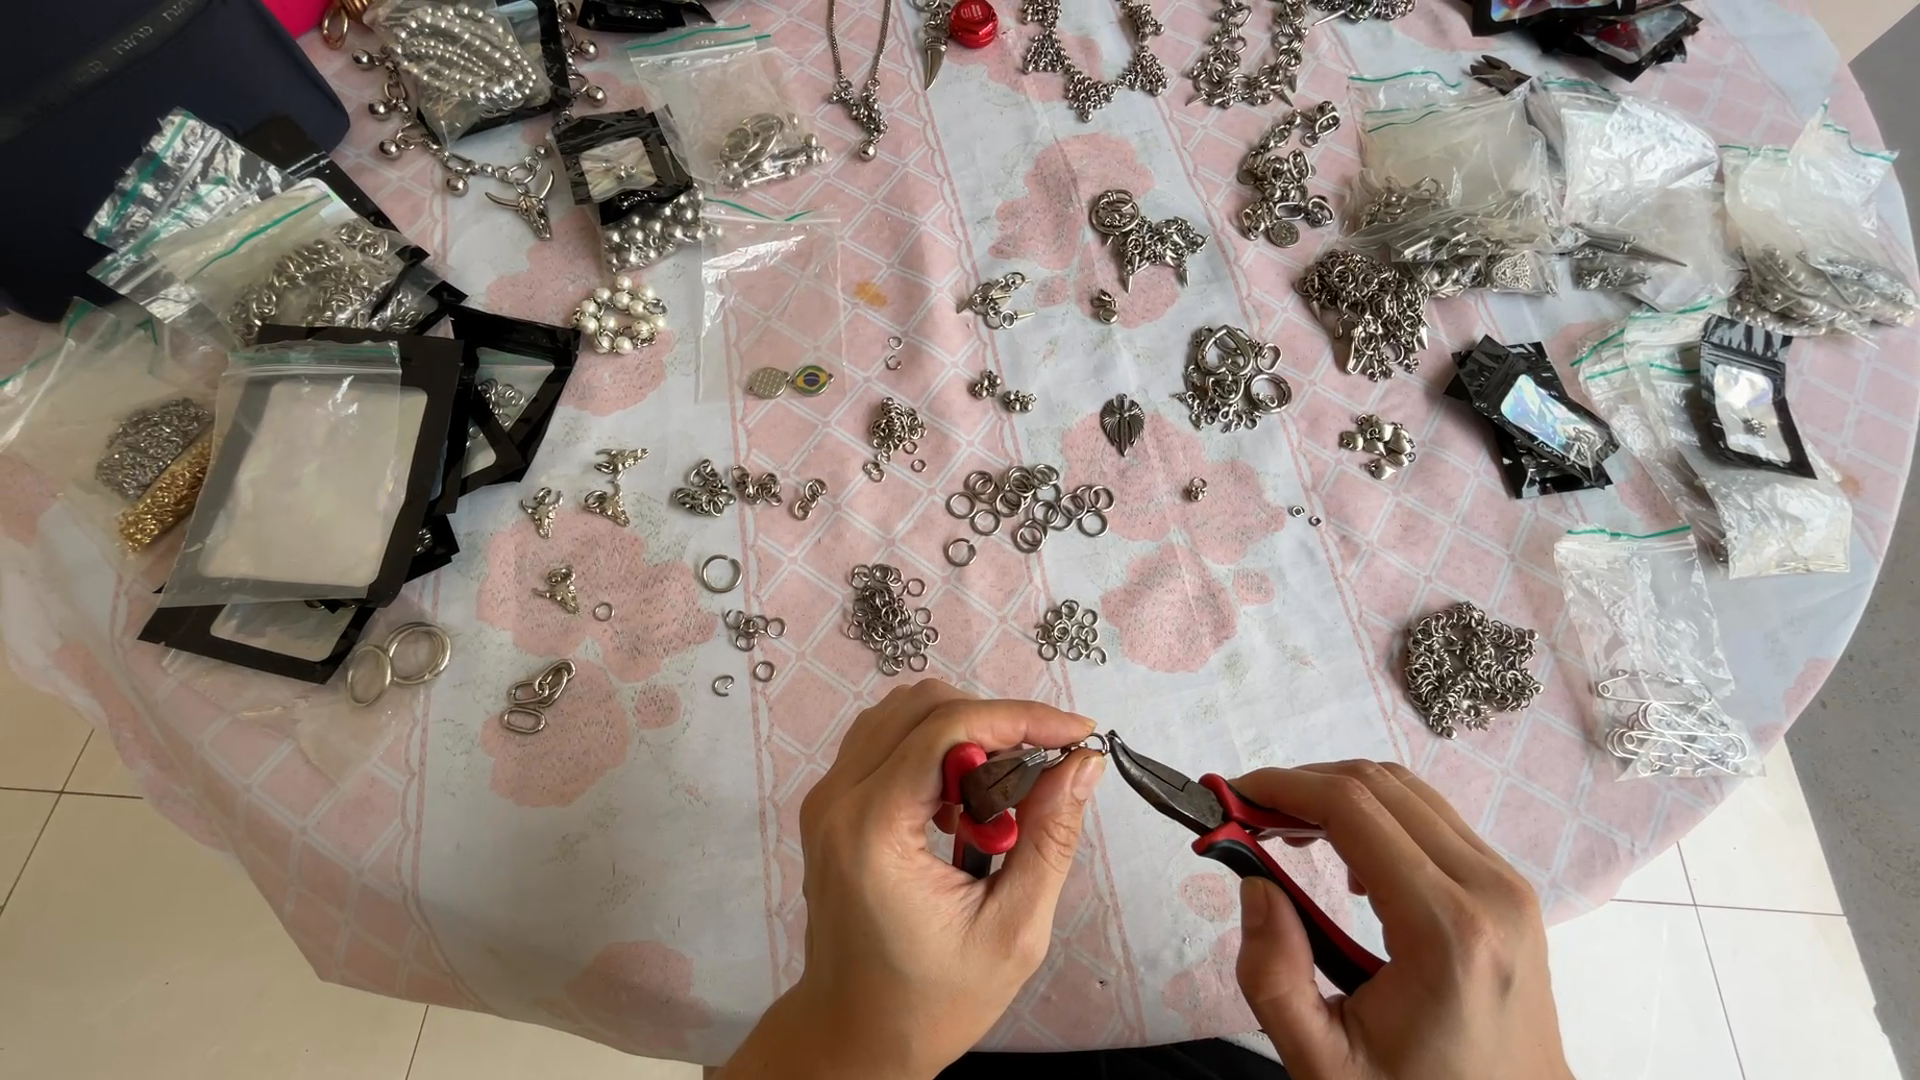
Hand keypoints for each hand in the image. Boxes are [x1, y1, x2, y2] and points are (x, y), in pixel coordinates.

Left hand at [715, 679, 1105, 1079]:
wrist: (853, 1034)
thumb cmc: (934, 1000)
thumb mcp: (1013, 931)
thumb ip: (1050, 838)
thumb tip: (1083, 762)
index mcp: (874, 831)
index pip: (947, 730)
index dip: (1020, 718)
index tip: (1078, 734)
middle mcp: (838, 797)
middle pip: (924, 707)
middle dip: (995, 722)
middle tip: (1045, 762)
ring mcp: (827, 794)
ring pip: (904, 710)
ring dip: (965, 728)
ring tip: (1003, 781)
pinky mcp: (831, 799)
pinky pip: (887, 735)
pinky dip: (935, 742)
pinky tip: (961, 792)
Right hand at [1232, 762, 1573, 1079]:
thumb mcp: (1323, 1063)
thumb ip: (1272, 977)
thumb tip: (1256, 884)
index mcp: (1446, 930)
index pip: (1351, 808)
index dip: (1281, 787)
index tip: (1230, 799)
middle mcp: (1487, 889)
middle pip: (1375, 784)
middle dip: (1299, 784)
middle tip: (1249, 818)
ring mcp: (1506, 883)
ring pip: (1403, 789)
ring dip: (1334, 793)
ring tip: (1288, 833)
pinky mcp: (1508, 888)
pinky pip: (1428, 816)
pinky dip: (1372, 813)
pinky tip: (1346, 857)